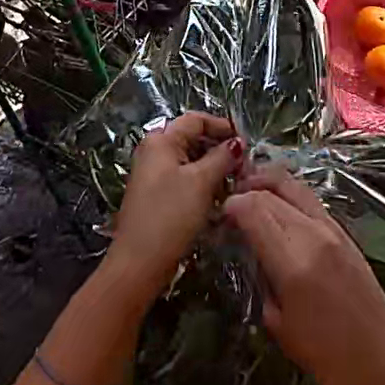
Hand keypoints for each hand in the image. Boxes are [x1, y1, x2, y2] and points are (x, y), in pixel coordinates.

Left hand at [110, 112, 242, 296]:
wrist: (138, 264)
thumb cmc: (170, 215)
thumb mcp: (202, 182)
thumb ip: (222, 157)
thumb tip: (238, 143)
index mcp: (161, 141)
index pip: (197, 120)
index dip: (222, 126)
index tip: (245, 141)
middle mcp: (154, 151)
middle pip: (193, 138)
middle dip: (219, 148)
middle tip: (243, 163)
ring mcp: (154, 174)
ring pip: (190, 160)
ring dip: (213, 167)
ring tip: (235, 181)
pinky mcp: (157, 194)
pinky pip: (184, 177)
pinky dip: (202, 182)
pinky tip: (218, 196)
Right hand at [223, 166, 384, 384]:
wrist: (377, 351)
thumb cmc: (324, 351)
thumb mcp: (277, 323)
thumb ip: (260, 279)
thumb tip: (248, 249)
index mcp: (293, 261)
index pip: (255, 211)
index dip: (233, 205)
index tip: (221, 212)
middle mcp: (313, 234)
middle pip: (272, 193)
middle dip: (246, 191)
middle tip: (230, 202)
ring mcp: (330, 227)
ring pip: (293, 185)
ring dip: (268, 181)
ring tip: (249, 187)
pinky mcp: (342, 227)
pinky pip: (308, 197)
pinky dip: (287, 191)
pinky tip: (276, 200)